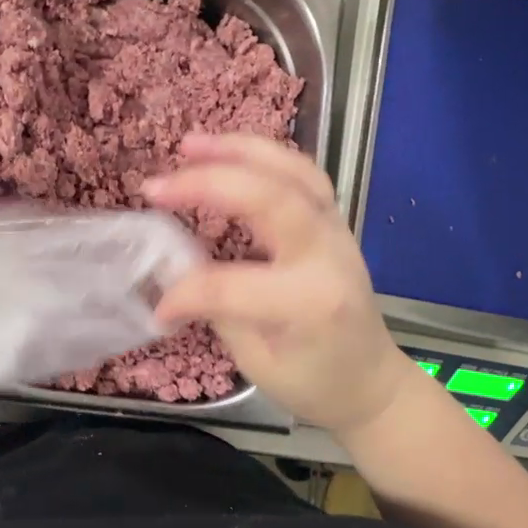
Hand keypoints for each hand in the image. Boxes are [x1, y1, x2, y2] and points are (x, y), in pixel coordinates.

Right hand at [144, 134, 418, 435]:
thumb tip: (171, 280)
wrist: (371, 383)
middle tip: (156, 185)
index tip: (160, 311)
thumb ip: (218, 311)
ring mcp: (336, 232)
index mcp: (309, 302)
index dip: (185, 293)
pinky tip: (228, 154)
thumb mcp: (257, 362)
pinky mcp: (334, 223)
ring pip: (294, 171)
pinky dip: (263, 157)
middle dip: (210, 183)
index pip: (231, 284)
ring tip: (190, 144)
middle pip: (272, 198)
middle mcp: (328, 256)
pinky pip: (302, 175)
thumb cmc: (314, 383)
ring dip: (239, 151)